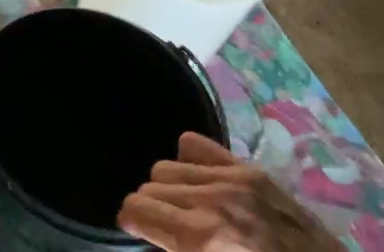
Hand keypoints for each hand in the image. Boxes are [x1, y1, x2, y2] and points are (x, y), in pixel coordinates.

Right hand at [119, 133, 343, 251]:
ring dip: (169, 189)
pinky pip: (197, 146)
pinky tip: (200, 186)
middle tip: (166, 231)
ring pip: (168, 166)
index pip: (136, 209)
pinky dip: (189, 162)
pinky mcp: (253, 172)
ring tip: (185, 211)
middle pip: (149, 186)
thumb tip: (154, 238)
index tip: (137, 233)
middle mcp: (213, 201)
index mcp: (202, 238)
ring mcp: (235, 181)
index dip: (131, 224)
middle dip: (150, 209)